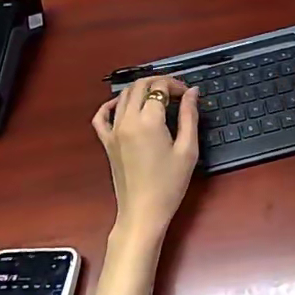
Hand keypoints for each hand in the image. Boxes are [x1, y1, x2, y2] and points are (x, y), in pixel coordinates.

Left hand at [91, 76, 199, 241]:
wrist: (143, 212)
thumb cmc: (169, 184)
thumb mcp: (187, 149)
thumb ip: (189, 116)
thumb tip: (192, 92)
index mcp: (148, 121)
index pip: (159, 87)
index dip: (175, 85)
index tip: (187, 93)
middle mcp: (127, 120)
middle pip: (140, 86)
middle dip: (159, 82)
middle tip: (175, 91)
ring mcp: (113, 130)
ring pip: (123, 96)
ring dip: (141, 89)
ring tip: (158, 96)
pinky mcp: (106, 142)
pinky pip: (102, 116)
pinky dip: (112, 104)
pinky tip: (124, 105)